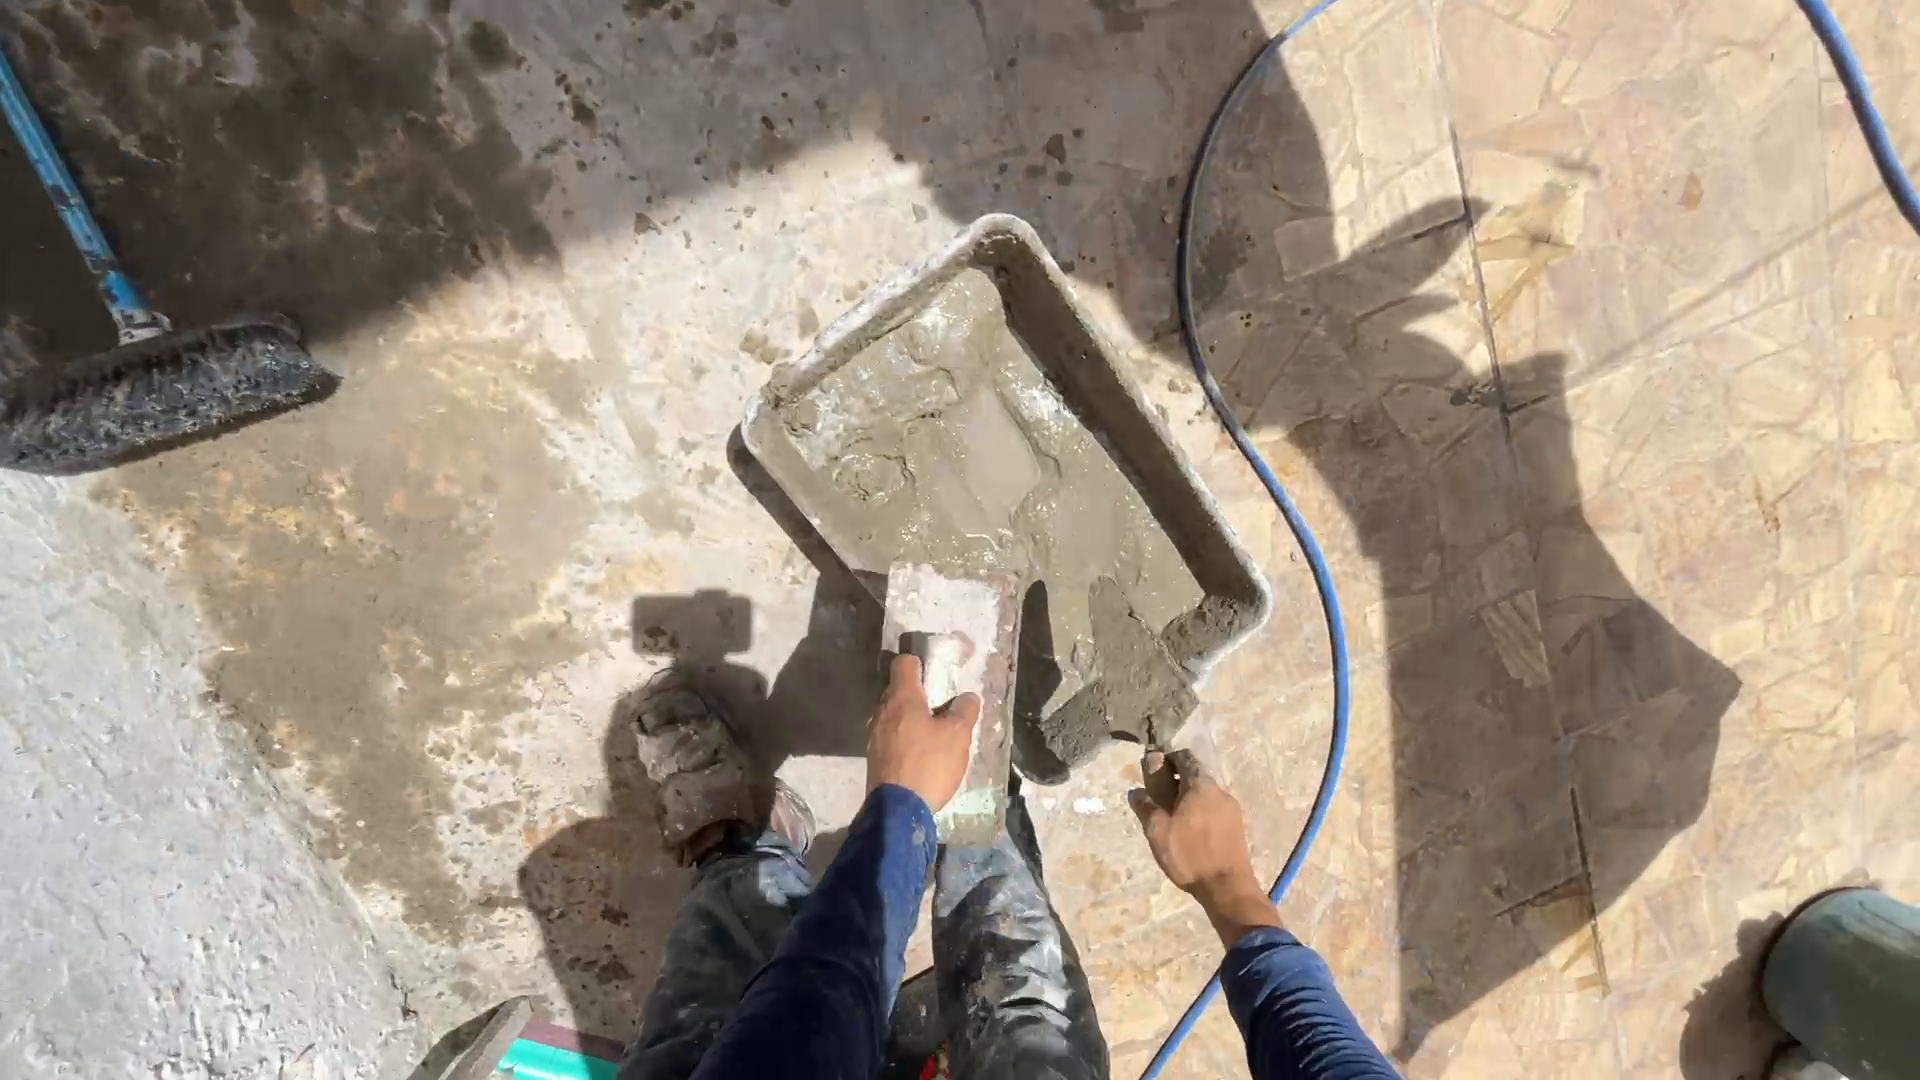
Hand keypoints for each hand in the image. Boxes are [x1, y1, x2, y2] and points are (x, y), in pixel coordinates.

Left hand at [866, 654, 980, 812]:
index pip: (904, 663)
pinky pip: (889, 735)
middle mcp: (881, 710)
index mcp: (901, 698)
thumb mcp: (957, 736)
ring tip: (932, 733)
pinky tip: (919, 753)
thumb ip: (964, 711)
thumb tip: (968, 697)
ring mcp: (873, 734)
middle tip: (941, 707)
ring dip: (910, 718)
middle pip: (898, 689)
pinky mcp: (873, 756)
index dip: (920, 663)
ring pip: (893, 714)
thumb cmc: (928, 764)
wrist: (897, 810)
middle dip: (918, 694)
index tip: (935, 675)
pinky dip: (903, 737)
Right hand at [1128, 749, 1281, 945]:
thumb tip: (1135, 792)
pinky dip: (1200, 813)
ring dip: (1188, 800)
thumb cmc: (1190, 854)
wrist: (1228, 888)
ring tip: (1172, 820)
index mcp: (1200, 784)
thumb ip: (1145, 806)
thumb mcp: (1158, 830)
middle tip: (1158, 801)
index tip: (1153, 775)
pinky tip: (1190, 833)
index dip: (1166, 761)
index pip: (1183, 757)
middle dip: (1176, 783)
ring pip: (1205, 794)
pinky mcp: (1237, 827)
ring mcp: (1232, 809)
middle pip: (1195, 775)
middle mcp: (1220, 791)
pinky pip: (1214, 810)